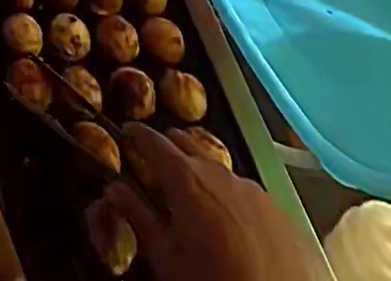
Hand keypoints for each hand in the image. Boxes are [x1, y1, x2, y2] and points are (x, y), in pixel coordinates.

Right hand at [102, 124, 325, 280]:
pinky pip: (245, 191)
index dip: (138, 135)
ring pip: (218, 168)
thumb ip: (138, 217)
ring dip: (201, 173)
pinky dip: (228, 196)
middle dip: (169, 149)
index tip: (128, 132)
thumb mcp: (165, 257)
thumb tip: (114, 188)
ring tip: (190, 195)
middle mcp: (220, 171)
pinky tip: (227, 222)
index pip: (155, 142)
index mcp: (187, 178)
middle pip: (188, 145)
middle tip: (154, 162)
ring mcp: (252, 187)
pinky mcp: (276, 207)